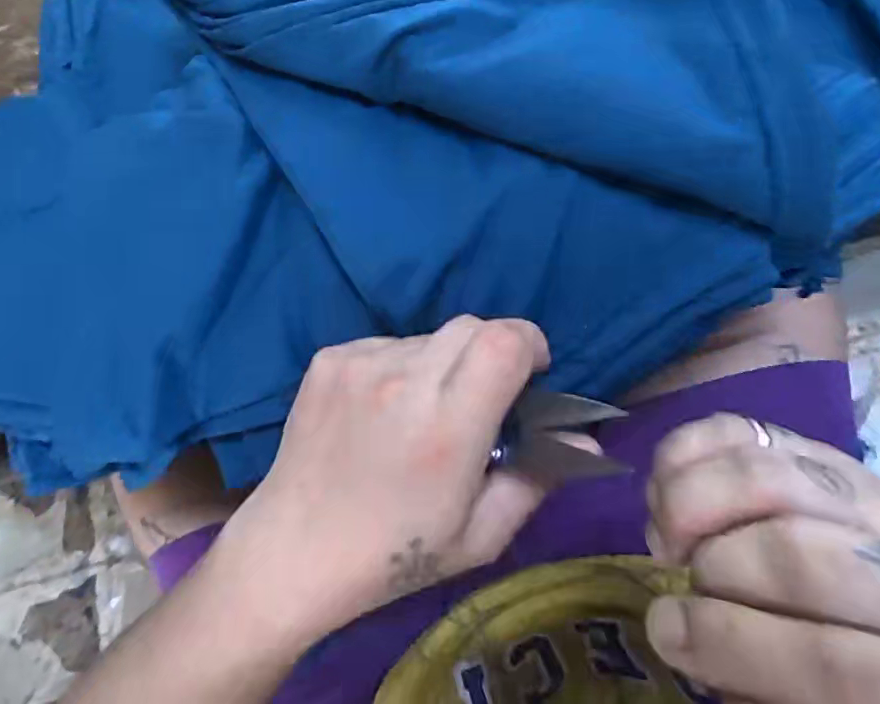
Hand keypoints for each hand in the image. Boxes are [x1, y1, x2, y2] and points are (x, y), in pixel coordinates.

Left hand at [203, 316, 553, 642]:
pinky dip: (401, 365)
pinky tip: (383, 410)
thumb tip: (586, 438)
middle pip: (473, 325)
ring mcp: (361, 364)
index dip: (530, 344)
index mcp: (448, 429)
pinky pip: (389, 343)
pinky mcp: (330, 357)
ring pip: (430, 335)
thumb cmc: (396, 555)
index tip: (532, 372)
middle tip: (484, 392)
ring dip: (443, 361)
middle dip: (493, 349)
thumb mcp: (479, 536)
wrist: (293, 551)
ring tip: (423, 410)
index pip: (505, 342)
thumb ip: (537, 479)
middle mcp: (404, 382)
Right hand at [643, 414, 879, 703]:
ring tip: (665, 527)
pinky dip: (706, 445)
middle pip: (802, 550)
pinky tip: (671, 475)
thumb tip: (683, 637)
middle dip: (714, 561)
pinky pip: (770, 435)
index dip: (735, 640)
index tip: (667, 630)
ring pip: (781, 477)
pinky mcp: (853, 467)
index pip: (839, 660)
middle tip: (670, 575)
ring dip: (700, 496)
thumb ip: (780, 686)